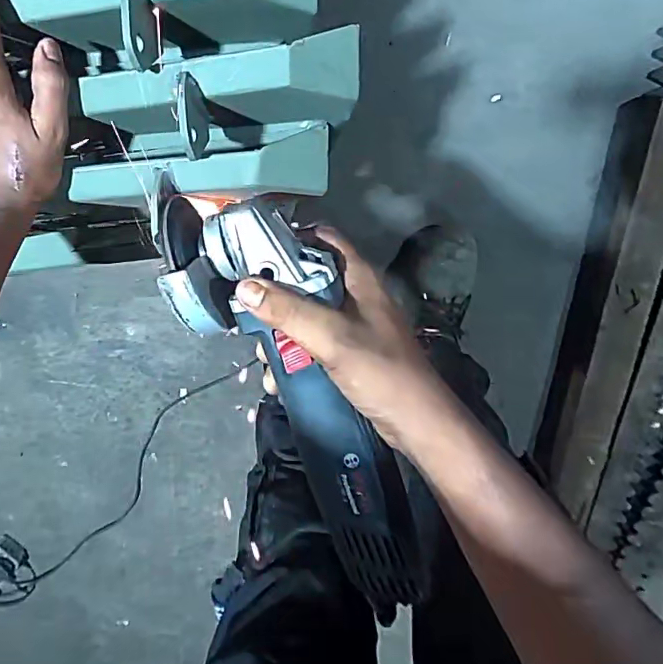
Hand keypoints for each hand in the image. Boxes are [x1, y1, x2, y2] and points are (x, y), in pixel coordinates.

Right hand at [234, 227, 460, 449]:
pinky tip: (280, 379)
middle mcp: (355, 295)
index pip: (323, 238)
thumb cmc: (381, 371)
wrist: (417, 425)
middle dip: (278, 296)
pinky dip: (295, 356)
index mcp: (359, 277)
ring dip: (282, 334)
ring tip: (266, 356)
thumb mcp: (331, 336)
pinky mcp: (349, 352)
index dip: (292, 238)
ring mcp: (353, 325)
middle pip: (308, 279)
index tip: (257, 252)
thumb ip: (288, 311)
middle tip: (253, 314)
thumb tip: (244, 286)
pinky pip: (313, 343)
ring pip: (306, 315)